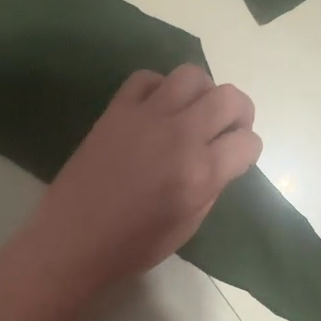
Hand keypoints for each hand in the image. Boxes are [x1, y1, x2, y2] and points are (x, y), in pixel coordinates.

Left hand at [25, 65, 262, 289]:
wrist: (73, 239)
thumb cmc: (132, 245)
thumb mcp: (187, 227)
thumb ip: (211, 188)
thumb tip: (220, 162)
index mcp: (200, 174)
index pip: (247, 142)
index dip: (248, 152)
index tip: (237, 159)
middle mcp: (179, 136)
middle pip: (229, 98)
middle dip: (239, 113)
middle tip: (226, 129)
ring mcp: (146, 116)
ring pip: (192, 75)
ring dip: (202, 92)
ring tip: (193, 113)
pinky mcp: (116, 109)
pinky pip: (148, 77)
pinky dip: (160, 87)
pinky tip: (157, 110)